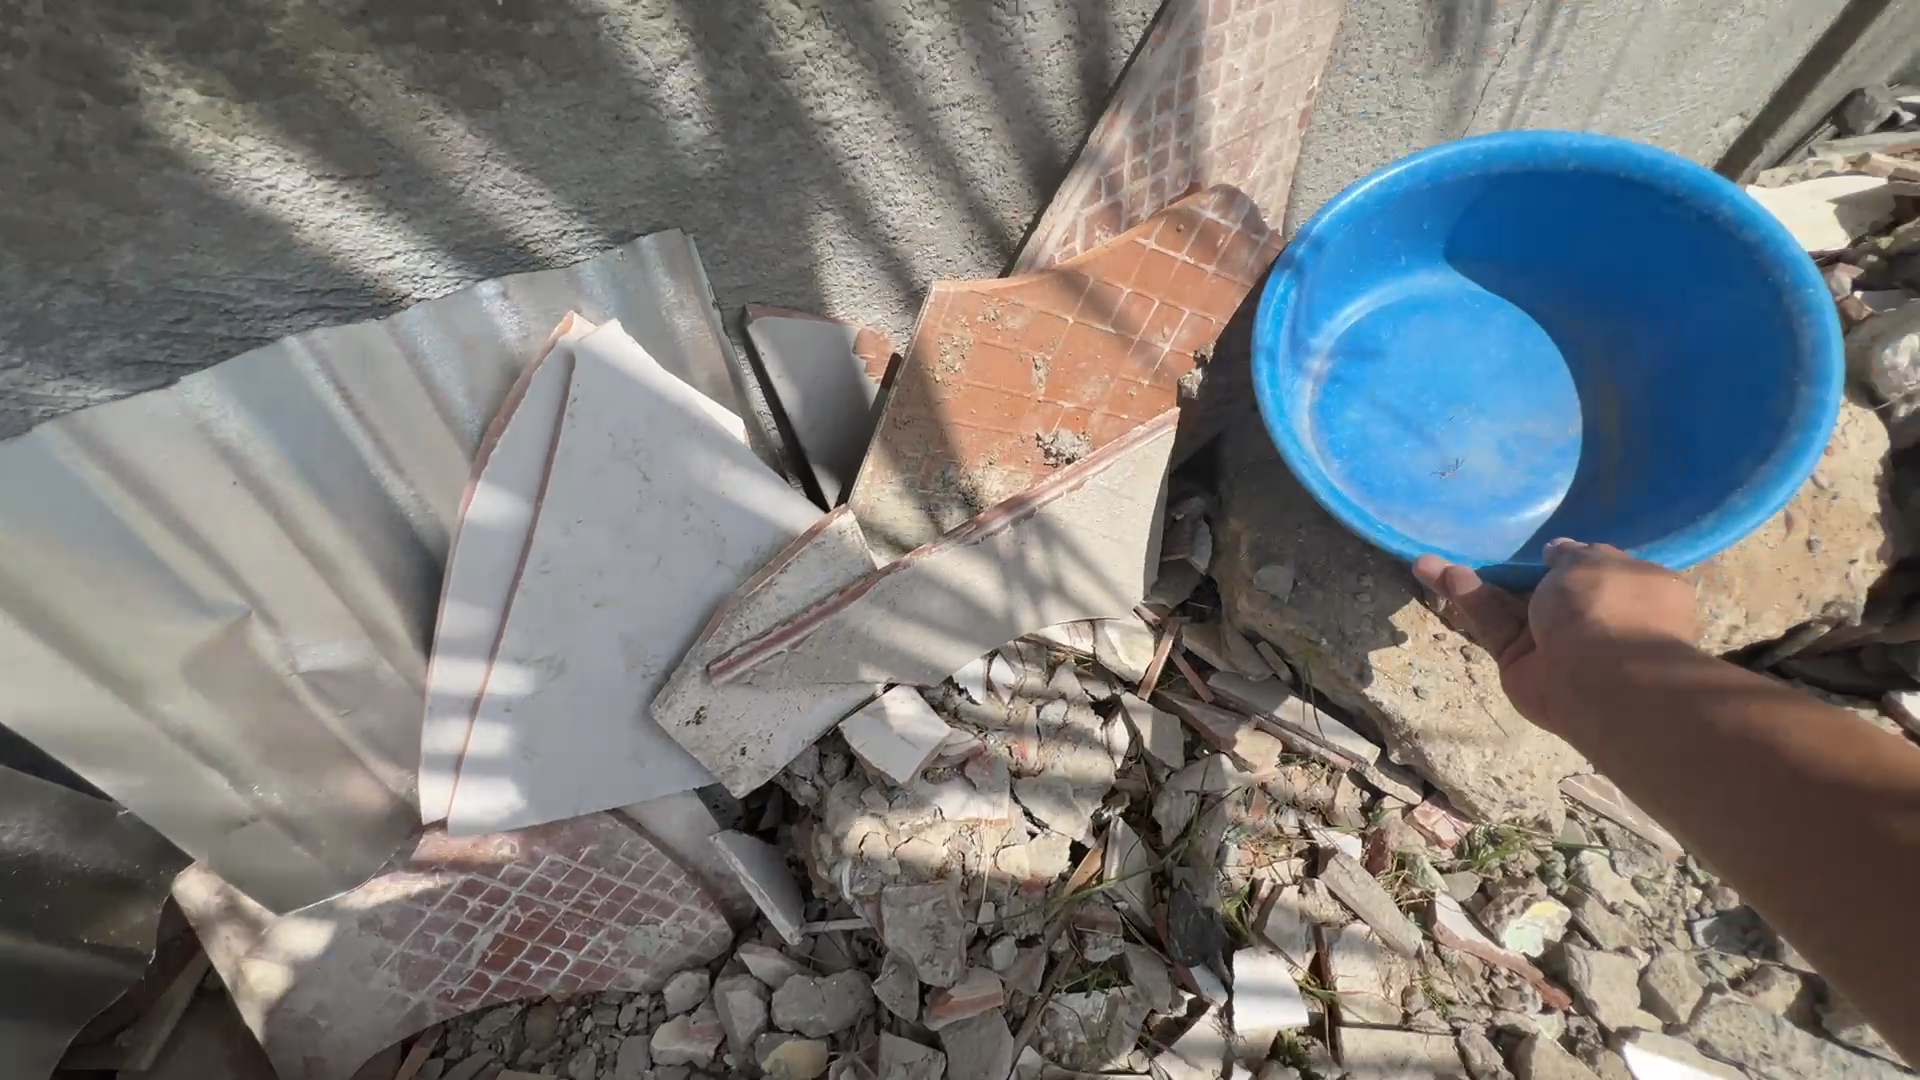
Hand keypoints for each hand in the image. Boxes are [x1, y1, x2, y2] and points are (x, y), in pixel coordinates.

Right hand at [1412, 539, 1698, 728]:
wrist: (1601, 678)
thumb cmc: (1608, 610)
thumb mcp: (1593, 562)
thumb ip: (1572, 553)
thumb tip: (1558, 550)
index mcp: (1630, 593)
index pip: (1595, 571)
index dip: (1567, 558)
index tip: (1542, 548)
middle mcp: (1593, 618)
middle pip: (1540, 588)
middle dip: (1508, 570)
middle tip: (1476, 551)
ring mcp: (1553, 642)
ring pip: (1504, 605)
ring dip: (1468, 582)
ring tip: (1427, 563)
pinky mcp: (1517, 659)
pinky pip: (1490, 623)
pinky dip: (1468, 600)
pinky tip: (1440, 575)